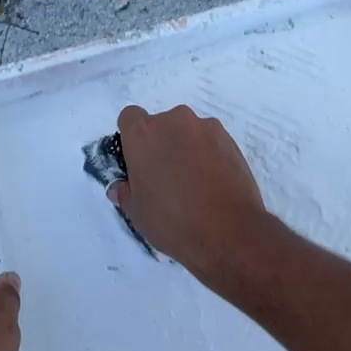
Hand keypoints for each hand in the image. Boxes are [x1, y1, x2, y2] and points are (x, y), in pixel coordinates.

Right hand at [109, 104, 275, 279]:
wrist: (229, 232)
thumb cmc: (173, 222)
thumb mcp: (137, 214)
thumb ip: (125, 193)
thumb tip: (121, 187)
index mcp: (142, 134)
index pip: (130, 118)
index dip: (133, 139)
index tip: (139, 161)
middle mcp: (173, 120)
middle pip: (161, 125)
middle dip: (161, 144)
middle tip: (167, 177)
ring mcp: (204, 127)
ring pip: (187, 132)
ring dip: (187, 148)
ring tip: (195, 183)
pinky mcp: (229, 138)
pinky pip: (210, 140)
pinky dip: (209, 154)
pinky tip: (214, 183)